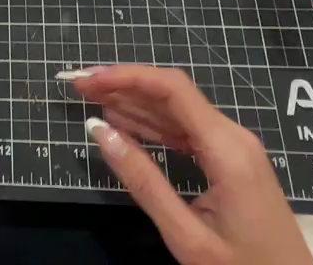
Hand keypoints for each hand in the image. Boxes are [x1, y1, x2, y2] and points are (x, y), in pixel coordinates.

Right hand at [68, 65, 312, 264]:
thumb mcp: (188, 237)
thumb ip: (143, 181)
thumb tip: (98, 130)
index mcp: (227, 147)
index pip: (171, 89)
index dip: (125, 76)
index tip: (86, 80)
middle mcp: (233, 136)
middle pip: (172, 93)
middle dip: (123, 85)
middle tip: (78, 87)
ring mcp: (235, 149)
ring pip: (178, 111)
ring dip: (134, 103)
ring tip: (92, 100)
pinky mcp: (232, 164)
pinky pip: (188, 132)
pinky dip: (153, 125)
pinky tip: (125, 124)